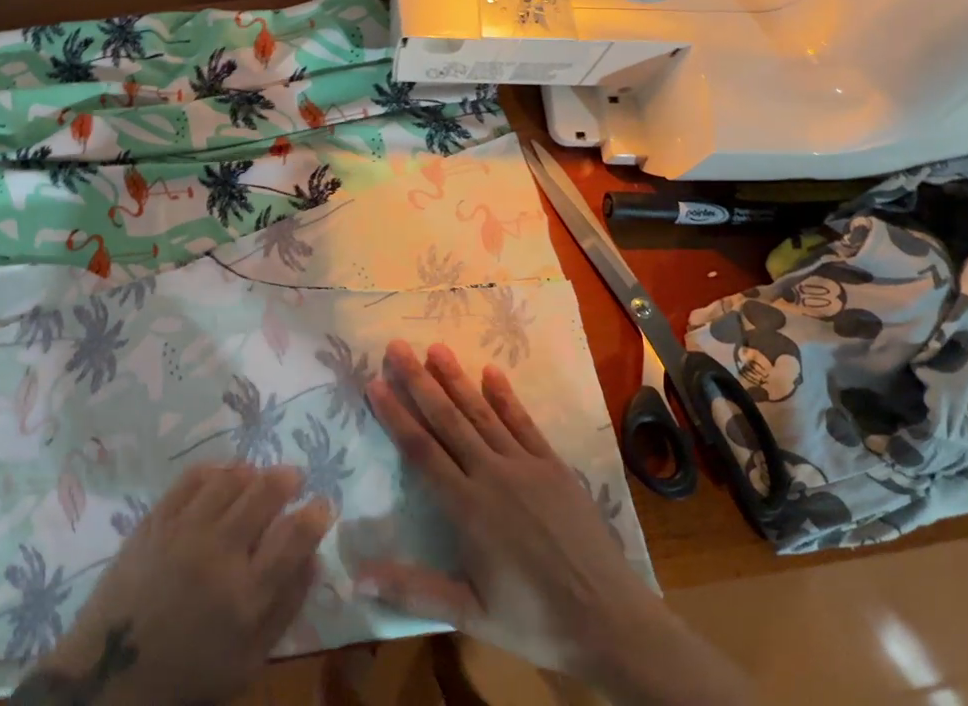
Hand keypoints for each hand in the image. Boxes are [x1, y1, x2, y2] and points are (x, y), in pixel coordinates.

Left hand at [12, 464, 333, 705]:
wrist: (116, 668)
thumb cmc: (191, 670)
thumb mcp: (250, 658)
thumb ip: (286, 607)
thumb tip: (314, 558)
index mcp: (248, 593)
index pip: (295, 537)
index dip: (317, 514)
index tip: (324, 504)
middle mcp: (219, 553)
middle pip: (263, 494)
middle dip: (286, 479)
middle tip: (294, 476)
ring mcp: (183, 531)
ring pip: (228, 481)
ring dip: (251, 472)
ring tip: (259, 475)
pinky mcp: (155, 521)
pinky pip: (190, 480)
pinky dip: (213, 471)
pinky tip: (223, 475)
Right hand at [357, 343, 753, 705]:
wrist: (611, 620)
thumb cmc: (534, 620)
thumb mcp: (469, 613)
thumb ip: (413, 592)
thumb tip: (356, 579)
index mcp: (467, 508)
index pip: (421, 451)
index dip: (396, 415)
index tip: (375, 383)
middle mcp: (493, 476)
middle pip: (448, 421)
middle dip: (420, 382)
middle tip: (397, 347)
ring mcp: (528, 468)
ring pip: (483, 415)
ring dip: (457, 380)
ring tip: (435, 348)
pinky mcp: (555, 469)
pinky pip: (525, 424)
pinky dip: (506, 398)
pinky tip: (492, 373)